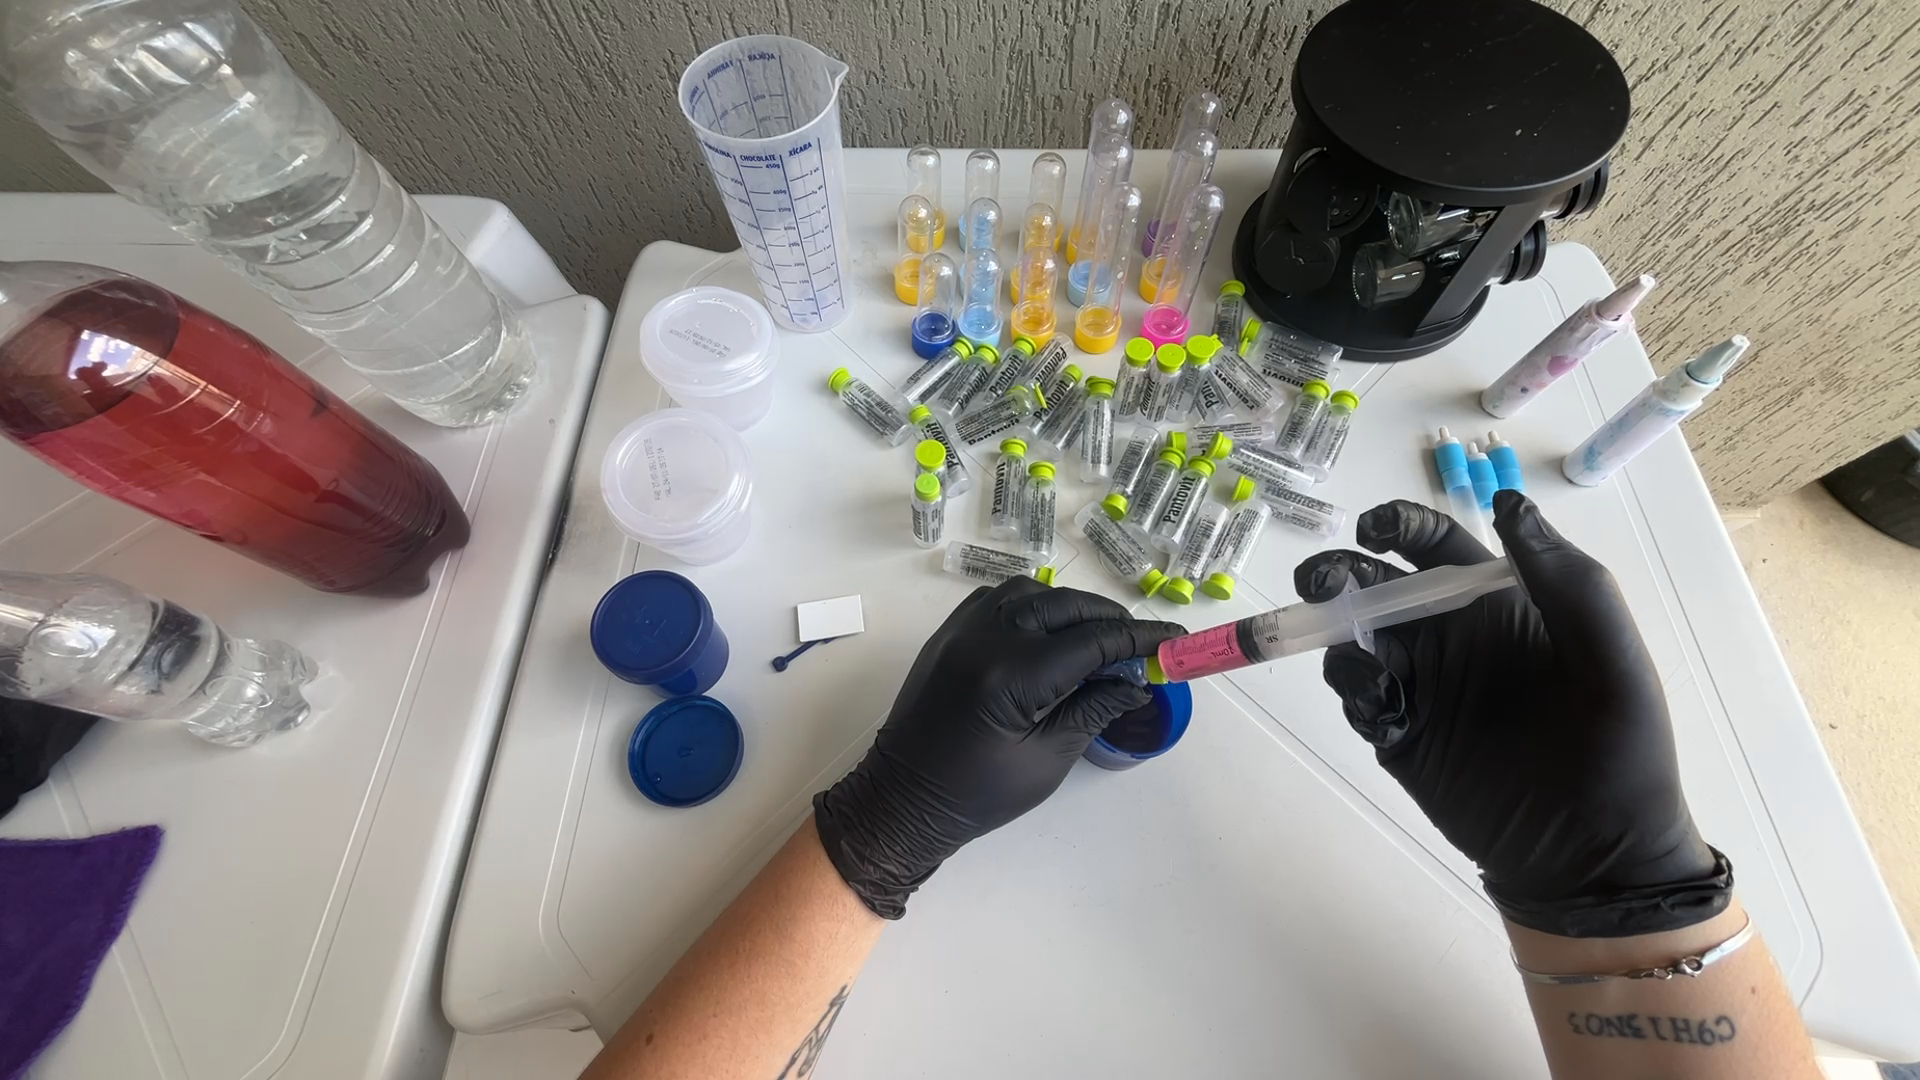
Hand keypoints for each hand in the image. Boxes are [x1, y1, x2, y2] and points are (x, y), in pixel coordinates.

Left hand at [813, 578, 1184, 918]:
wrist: (903, 798)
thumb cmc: (978, 794)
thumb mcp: (1047, 759)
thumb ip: (1092, 709)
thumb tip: (1135, 681)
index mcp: (1012, 676)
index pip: (1092, 642)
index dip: (1138, 639)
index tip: (1172, 641)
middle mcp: (985, 638)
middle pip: (1063, 606)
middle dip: (1108, 619)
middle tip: (1138, 641)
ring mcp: (961, 629)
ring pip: (1029, 591)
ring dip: (1068, 605)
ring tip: (1095, 634)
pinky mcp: (948, 632)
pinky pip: (996, 598)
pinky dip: (1030, 603)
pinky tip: (1047, 629)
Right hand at [1292, 491, 1728, 937]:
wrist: (1588, 853)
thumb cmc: (1615, 748)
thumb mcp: (1611, 661)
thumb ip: (1566, 581)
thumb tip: (1508, 502)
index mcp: (1491, 604)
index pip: (1430, 544)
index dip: (1395, 524)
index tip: (1368, 530)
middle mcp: (1441, 632)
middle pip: (1369, 583)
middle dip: (1335, 574)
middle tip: (1320, 585)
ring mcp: (1410, 679)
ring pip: (1347, 635)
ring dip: (1334, 631)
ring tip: (1362, 662)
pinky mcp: (1388, 724)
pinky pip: (1352, 690)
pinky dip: (1353, 688)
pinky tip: (1383, 709)